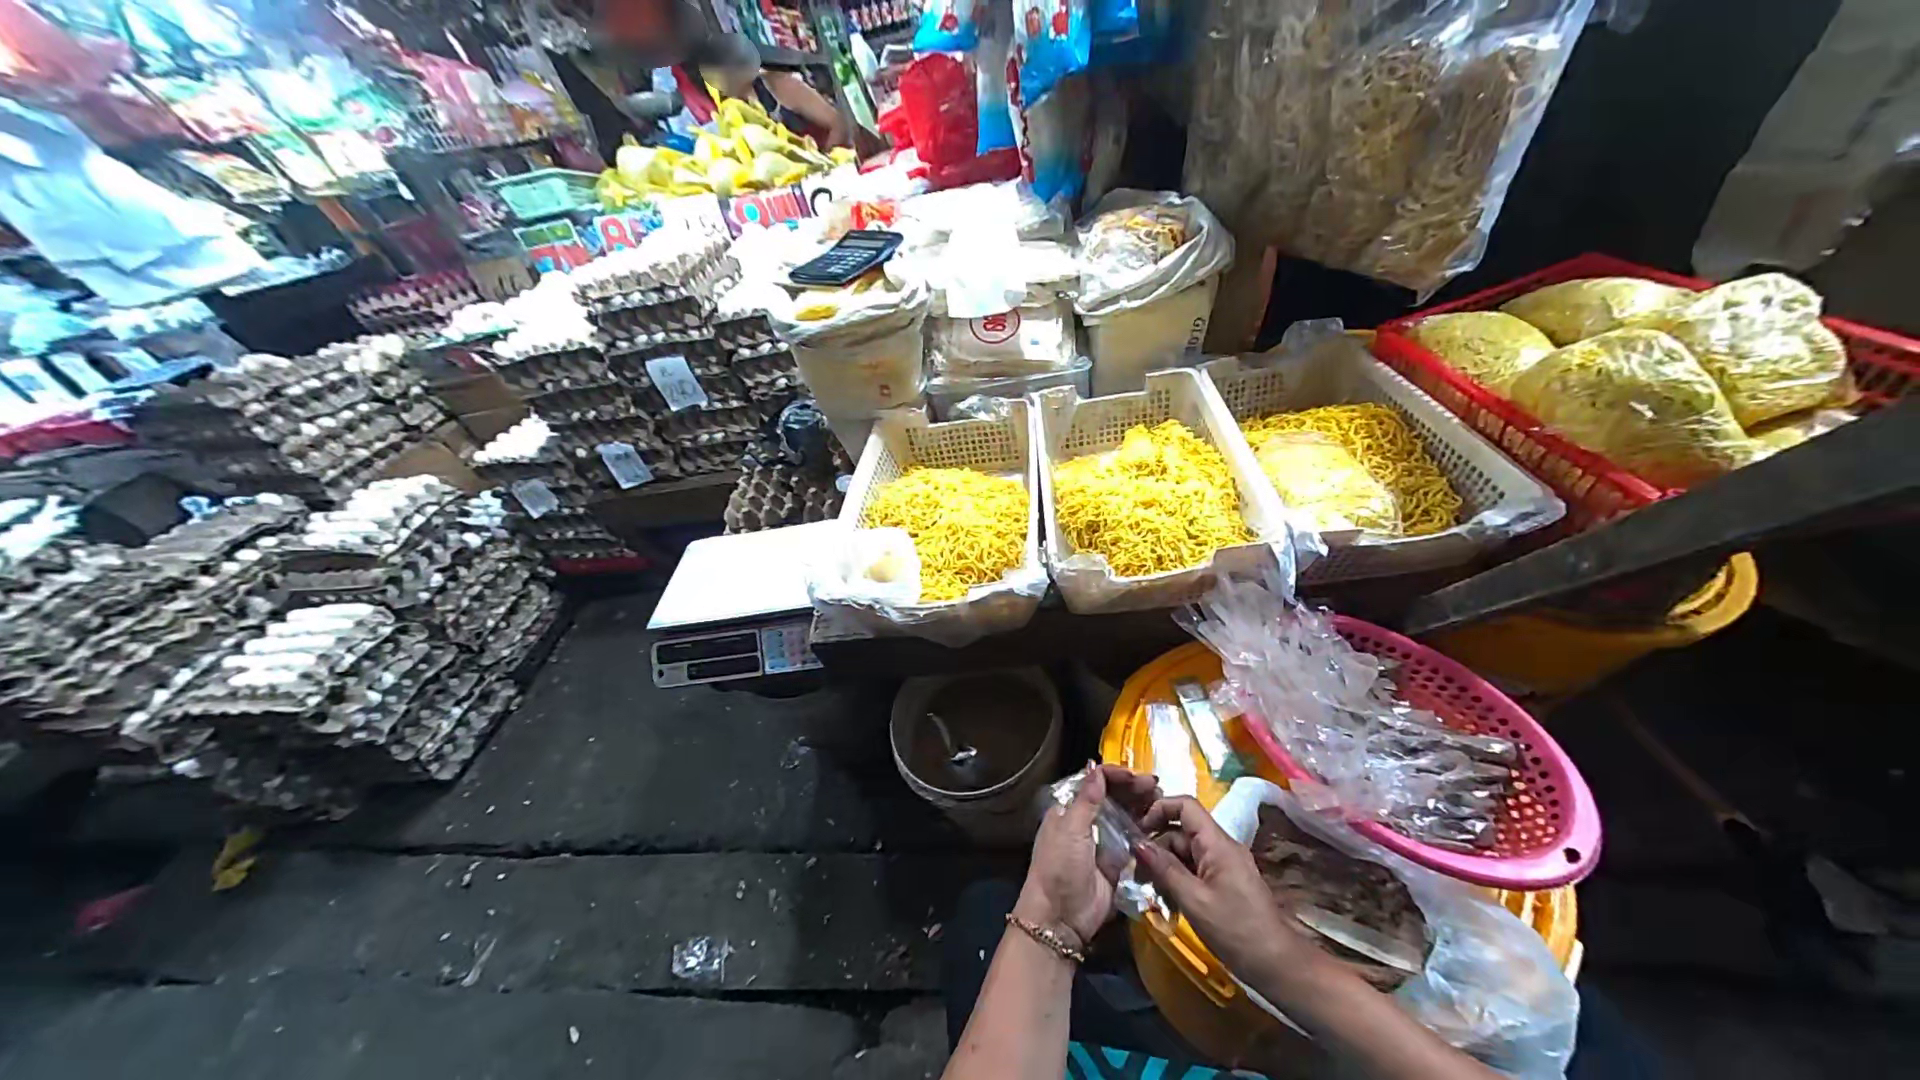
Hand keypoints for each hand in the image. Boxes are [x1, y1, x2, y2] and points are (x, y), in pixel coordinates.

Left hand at [1017, 764, 1160, 947]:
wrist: (1060, 917)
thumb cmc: (1059, 867)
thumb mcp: (1070, 830)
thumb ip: (1086, 799)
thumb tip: (1095, 766)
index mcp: (1069, 809)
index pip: (1093, 783)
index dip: (1113, 776)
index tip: (1134, 775)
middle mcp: (1086, 821)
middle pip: (1111, 797)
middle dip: (1132, 789)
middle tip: (1155, 785)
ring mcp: (1102, 841)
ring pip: (1124, 816)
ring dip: (1141, 806)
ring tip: (1161, 799)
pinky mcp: (1117, 861)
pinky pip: (1132, 840)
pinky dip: (1145, 830)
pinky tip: (1160, 822)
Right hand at [1132, 796, 1307, 978]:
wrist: (1277, 966)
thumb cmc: (1235, 930)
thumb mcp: (1193, 900)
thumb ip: (1164, 868)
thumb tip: (1137, 843)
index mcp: (1217, 843)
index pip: (1185, 805)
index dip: (1159, 809)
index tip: (1138, 831)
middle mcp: (1222, 846)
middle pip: (1182, 831)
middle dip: (1157, 846)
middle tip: (1137, 872)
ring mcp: (1225, 864)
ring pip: (1186, 852)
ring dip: (1166, 866)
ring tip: (1150, 889)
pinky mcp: (1225, 882)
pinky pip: (1195, 868)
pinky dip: (1179, 878)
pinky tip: (1168, 899)